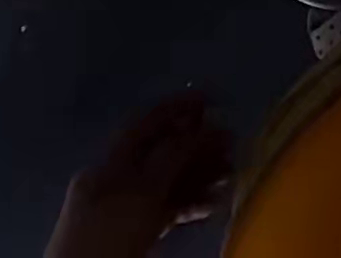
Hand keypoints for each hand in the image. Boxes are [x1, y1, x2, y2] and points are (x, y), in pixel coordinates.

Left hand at [44, 92, 231, 257]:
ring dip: (201, 175)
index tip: (213, 100)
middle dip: (198, 144)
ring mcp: (124, 211)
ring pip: (168, 182)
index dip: (180, 105)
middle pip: (162, 151)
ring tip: (232, 174)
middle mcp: (115, 181)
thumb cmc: (108, 241)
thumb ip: (173, 157)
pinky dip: (191, 204)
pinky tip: (215, 205)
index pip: (147, 121)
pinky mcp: (134, 238)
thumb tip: (203, 128)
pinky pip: (166, 211)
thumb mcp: (142, 195)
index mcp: (108, 164)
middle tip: (232, 143)